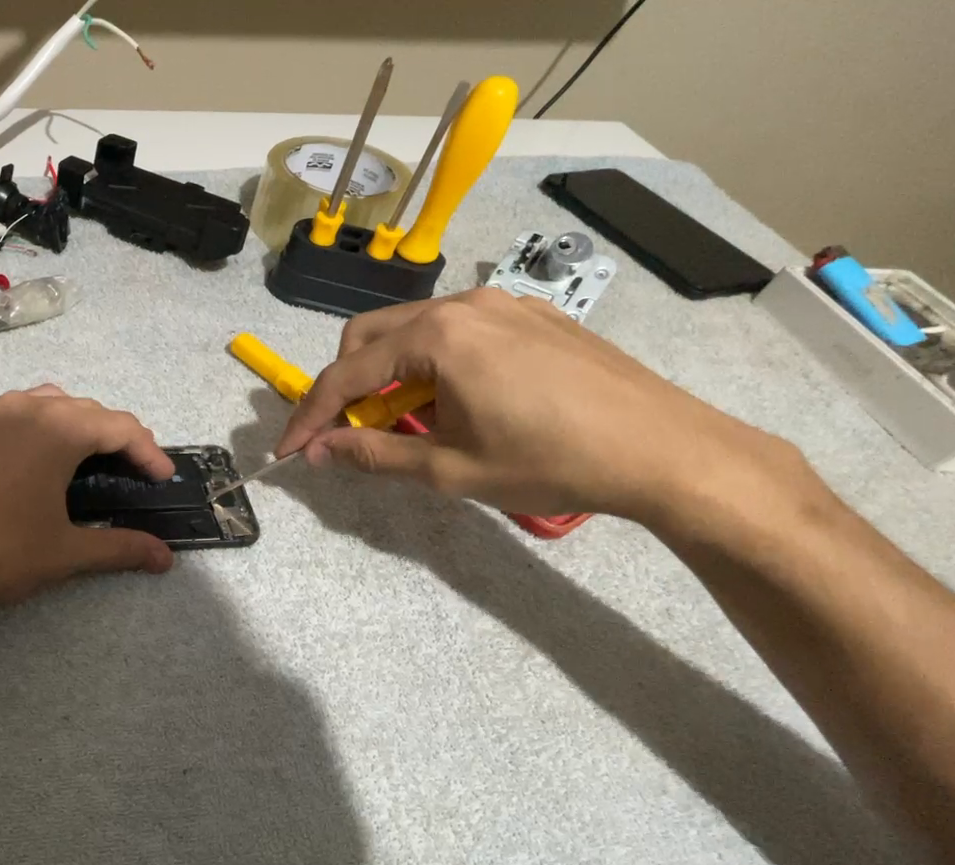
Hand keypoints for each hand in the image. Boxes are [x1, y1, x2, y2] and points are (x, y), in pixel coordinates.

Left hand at [0, 386, 175, 615]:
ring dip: (72, 425)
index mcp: (57, 430)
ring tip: (85, 459)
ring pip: (43, 404)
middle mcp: (23, 409)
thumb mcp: (65, 552)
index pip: (119, 427)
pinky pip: (9, 415)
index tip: (162, 478)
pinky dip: (33, 428)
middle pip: (84, 410)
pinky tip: (31, 461)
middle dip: (113, 436)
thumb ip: (120, 548)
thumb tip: (166, 558)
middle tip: (131, 469)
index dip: (148, 451)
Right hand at [275, 288, 794, 523]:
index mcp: (439, 336)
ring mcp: (504, 304)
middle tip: (345, 433)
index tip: (289, 451)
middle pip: (370, 336)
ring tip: (402, 423)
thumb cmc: (549, 462)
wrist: (665, 450)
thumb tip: (316, 451)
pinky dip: (430, 363)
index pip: (347, 375)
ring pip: (413, 330)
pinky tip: (453, 402)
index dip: (309, 416)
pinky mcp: (533, 316)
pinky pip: (457, 331)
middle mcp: (465, 305)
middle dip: (344, 386)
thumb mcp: (448, 469)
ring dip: (387, 374)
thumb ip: (372, 454)